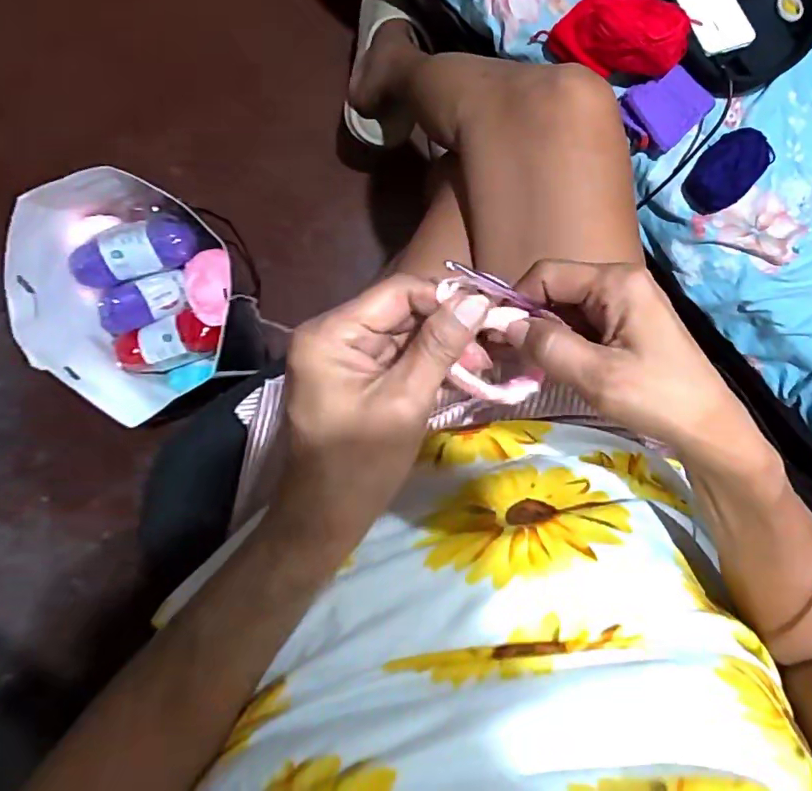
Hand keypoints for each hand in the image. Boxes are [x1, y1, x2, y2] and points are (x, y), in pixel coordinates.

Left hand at [276, 274, 489, 536]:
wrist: (323, 520)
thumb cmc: (361, 466)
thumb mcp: (406, 402)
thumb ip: (440, 346)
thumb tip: (478, 300)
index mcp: (331, 333)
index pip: (399, 292)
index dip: (446, 299)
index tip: (488, 316)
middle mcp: (332, 332)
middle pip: (402, 309)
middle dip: (447, 326)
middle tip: (488, 350)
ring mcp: (342, 352)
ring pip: (405, 331)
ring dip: (443, 346)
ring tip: (480, 368)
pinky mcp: (355, 371)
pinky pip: (398, 353)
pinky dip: (428, 362)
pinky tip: (460, 375)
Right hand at [504, 260, 757, 461]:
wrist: (710, 428)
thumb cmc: (656, 397)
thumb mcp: (595, 375)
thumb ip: (547, 345)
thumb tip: (507, 325)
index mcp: (616, 281)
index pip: (547, 274)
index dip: (517, 301)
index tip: (497, 336)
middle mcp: (621, 280)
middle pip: (557, 288)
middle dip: (532, 319)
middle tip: (512, 356)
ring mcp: (627, 301)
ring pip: (568, 307)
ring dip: (549, 333)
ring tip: (534, 365)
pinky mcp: (630, 322)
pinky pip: (585, 322)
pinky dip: (567, 341)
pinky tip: (561, 366)